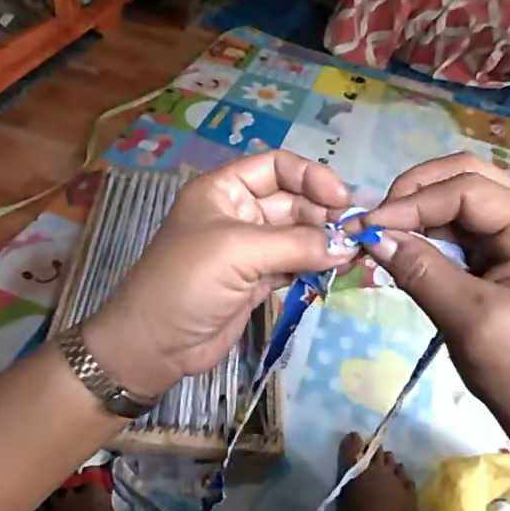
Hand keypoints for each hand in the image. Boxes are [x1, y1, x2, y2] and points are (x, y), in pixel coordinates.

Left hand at [83, 152, 353, 397]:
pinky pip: (296, 264)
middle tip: (355, 233)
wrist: (155, 344)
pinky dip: (316, 266)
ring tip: (354, 253)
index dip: (310, 175)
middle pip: (293, 200)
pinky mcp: (259, 281)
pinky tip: (337, 270)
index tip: (341, 198)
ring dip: (324, 241)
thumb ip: (296, 244)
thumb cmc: (186, 282)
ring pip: (298, 234)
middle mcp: (239, 213)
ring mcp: (250, 249)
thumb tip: (348, 245)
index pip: (275, 166)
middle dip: (323, 213)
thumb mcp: (238, 251)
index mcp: (224, 190)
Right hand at [357, 153, 509, 422]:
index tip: (367, 226)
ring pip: (462, 203)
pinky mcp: (508, 257)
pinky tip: (404, 247)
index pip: (470, 190)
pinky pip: (463, 231)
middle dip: (416, 195)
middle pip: (469, 181)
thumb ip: (420, 270)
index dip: (414, 202)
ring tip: (381, 235)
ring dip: (419, 214)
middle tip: (374, 222)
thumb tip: (371, 236)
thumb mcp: (467, 320)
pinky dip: (429, 234)